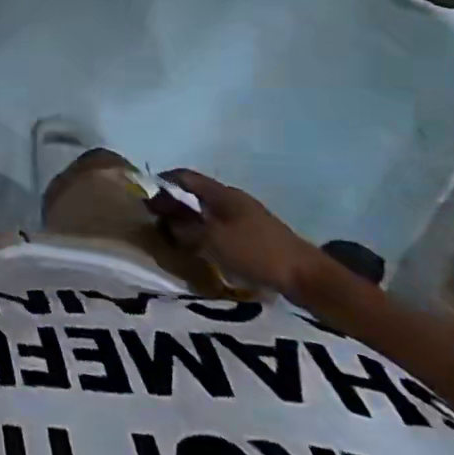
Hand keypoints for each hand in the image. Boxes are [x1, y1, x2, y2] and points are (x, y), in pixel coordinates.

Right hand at [157, 169, 334, 297]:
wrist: (308, 278)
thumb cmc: (257, 252)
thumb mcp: (213, 240)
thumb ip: (185, 230)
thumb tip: (167, 224)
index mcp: (222, 193)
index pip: (184, 176)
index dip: (161, 182)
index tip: (145, 197)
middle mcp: (232, 199)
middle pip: (195, 193)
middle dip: (173, 203)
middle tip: (156, 219)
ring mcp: (246, 217)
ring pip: (207, 211)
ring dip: (189, 219)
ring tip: (174, 235)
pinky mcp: (255, 235)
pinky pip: (220, 226)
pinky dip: (204, 231)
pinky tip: (201, 248)